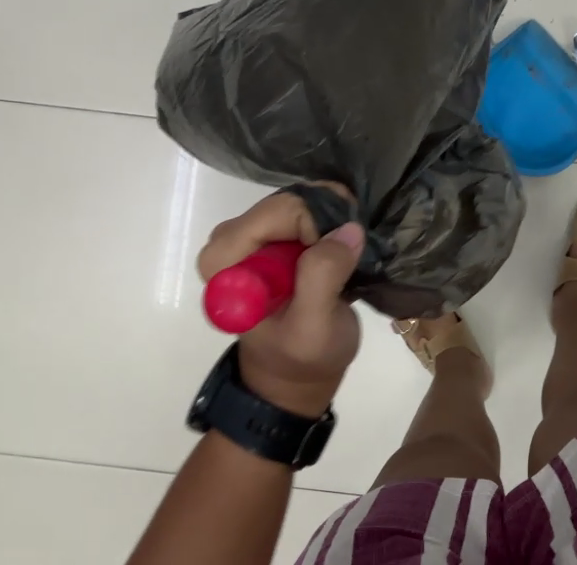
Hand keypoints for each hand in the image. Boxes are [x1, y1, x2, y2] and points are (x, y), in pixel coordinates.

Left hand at [196, 183, 364, 418]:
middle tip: (350, 250)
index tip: (338, 258)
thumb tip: (347, 229)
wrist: (295, 377)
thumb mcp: (314, 328)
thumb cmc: (301, 358)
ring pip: (300, 199)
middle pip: (290, 200)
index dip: (318, 228)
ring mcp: (250, 237)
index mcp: (225, 262)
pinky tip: (339, 247)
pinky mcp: (269, 237)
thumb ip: (322, 278)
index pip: (282, 212)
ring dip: (331, 219)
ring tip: (347, 253)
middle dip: (327, 218)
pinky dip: (328, 221)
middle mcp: (230, 241)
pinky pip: (303, 208)